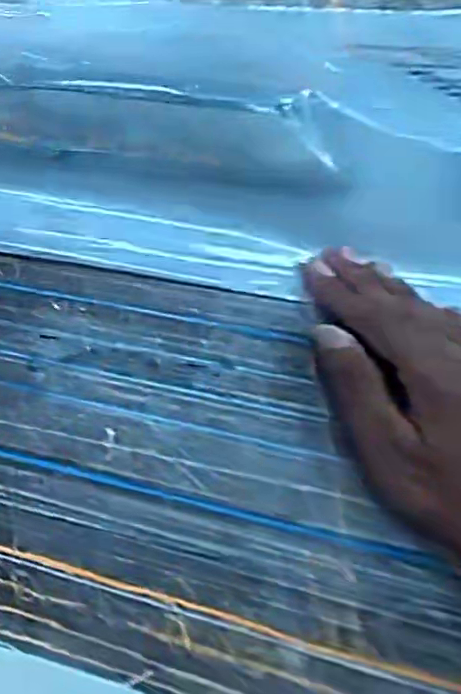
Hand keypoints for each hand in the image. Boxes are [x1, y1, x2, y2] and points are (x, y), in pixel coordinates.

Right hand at [304, 247, 460, 556]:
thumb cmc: (453, 501)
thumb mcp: (389, 452)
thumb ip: (357, 389)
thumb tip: (327, 333)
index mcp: (438, 378)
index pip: (378, 321)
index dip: (341, 293)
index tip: (309, 267)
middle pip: (418, 314)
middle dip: (373, 284)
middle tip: (338, 254)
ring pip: (452, 322)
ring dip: (407, 295)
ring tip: (376, 271)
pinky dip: (450, 317)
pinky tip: (441, 310)